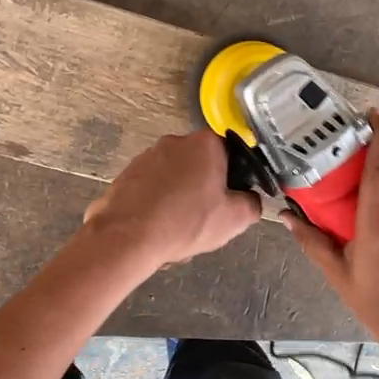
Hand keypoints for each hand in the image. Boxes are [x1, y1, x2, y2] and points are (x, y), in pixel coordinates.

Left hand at [83, 130, 261, 267]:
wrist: (126, 237)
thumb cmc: (186, 222)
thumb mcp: (234, 219)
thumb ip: (252, 204)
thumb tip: (250, 199)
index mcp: (206, 143)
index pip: (231, 154)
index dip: (233, 179)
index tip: (228, 201)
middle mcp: (175, 141)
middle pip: (200, 166)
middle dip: (204, 190)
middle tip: (204, 219)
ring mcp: (147, 155)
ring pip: (175, 178)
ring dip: (180, 199)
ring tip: (177, 229)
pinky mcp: (127, 173)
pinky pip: (152, 188)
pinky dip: (157, 204)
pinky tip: (156, 228)